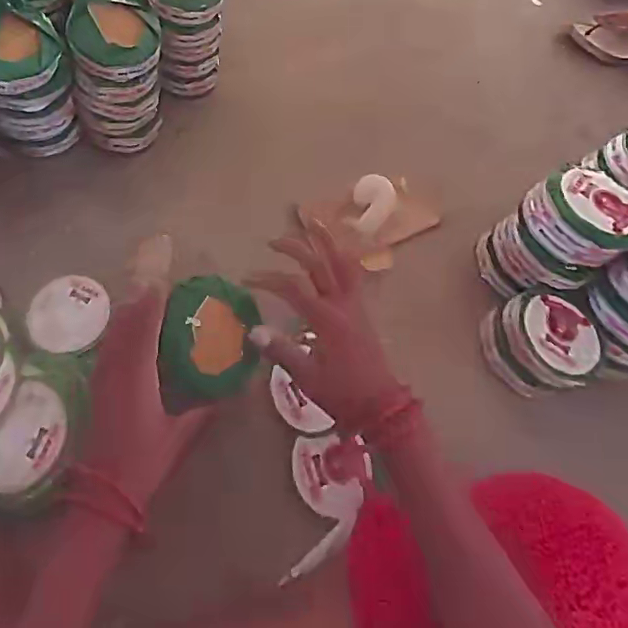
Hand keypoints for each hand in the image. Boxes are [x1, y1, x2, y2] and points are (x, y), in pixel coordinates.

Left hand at [76, 235, 212, 507]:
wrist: (100, 493)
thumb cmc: (143, 462)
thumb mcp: (181, 434)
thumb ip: (206, 407)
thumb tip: (234, 387)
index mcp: (138, 370)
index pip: (146, 315)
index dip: (155, 281)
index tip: (163, 251)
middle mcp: (117, 361)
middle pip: (128, 309)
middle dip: (143, 278)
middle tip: (158, 251)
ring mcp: (103, 369)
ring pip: (118, 321)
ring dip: (135, 296)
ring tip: (153, 277)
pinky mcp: (98, 378)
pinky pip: (114, 336)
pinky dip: (128, 318)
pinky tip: (138, 316)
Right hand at [247, 220, 401, 426]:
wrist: (380, 404)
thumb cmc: (341, 392)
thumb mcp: (307, 376)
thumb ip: (280, 351)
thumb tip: (252, 332)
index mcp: (326, 319)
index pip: (292, 287)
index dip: (267, 279)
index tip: (247, 280)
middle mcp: (342, 303)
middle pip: (318, 264)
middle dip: (295, 247)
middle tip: (273, 242)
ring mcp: (355, 303)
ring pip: (342, 261)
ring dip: (326, 240)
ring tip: (312, 223)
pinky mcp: (362, 308)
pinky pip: (353, 273)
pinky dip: (343, 256)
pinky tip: (335, 250)